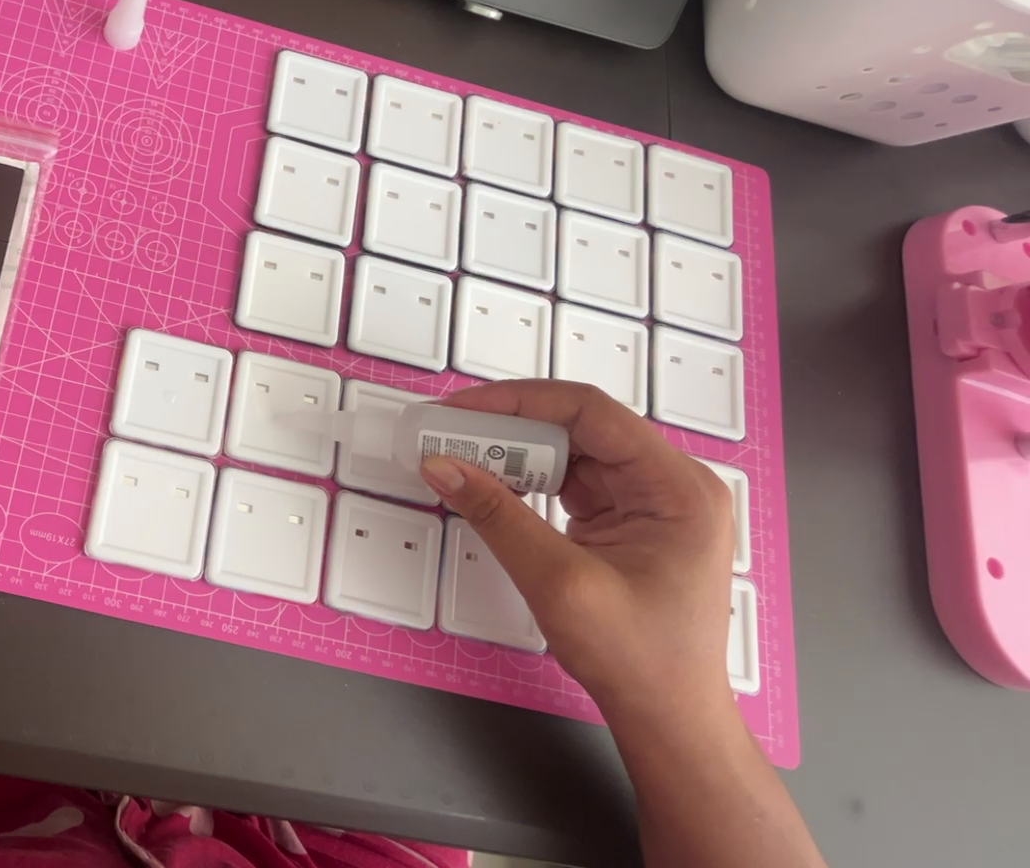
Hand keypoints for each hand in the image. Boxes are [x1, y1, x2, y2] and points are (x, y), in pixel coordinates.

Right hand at [417, 381, 733, 718]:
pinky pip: (566, 478)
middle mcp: (667, 483)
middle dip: (508, 426)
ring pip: (567, 449)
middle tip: (449, 432)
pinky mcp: (624, 517)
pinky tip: (491, 482)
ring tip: (461, 455)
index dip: (518, 401)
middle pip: (577, 426)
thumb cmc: (636, 655)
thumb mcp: (556, 580)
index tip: (460, 409)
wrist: (667, 715)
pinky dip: (524, 477)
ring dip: (512, 451)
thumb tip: (441, 466)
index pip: (589, 411)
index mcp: (675, 487)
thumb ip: (496, 514)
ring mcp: (647, 500)